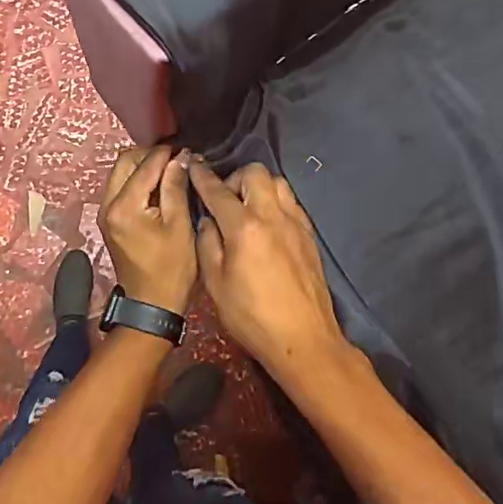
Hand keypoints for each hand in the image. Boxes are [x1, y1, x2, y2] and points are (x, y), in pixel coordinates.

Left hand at [97, 146, 197, 315]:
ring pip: (121, 173)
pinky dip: (138, 180)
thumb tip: (180, 158)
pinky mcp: (110, 220)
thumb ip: (176, 187)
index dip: (167, 153)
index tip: (188, 150)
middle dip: (151, 155)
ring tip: (171, 171)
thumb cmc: (172, 268)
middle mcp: (108, 204)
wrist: (151, 305)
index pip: (145, 165)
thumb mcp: (180, 225)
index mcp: (124, 206)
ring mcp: (106, 212)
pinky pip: (121, 187)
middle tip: (177, 159)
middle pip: (125, 162)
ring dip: (144, 166)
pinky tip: (160, 186)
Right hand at [189, 160, 351, 381]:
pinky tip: (268, 224)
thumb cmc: (252, 317)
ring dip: (258, 188)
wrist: (303, 339)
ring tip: (247, 209)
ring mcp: (295, 224)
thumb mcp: (215, 285)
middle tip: (225, 201)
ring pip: (278, 183)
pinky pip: (291, 203)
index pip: (218, 190)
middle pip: (255, 173)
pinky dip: (276, 203)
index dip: (202, 176)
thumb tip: (208, 221)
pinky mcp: (309, 235)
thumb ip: (207, 245)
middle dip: (235, 178)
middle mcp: (273, 216)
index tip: (193, 164)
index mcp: (245, 228)